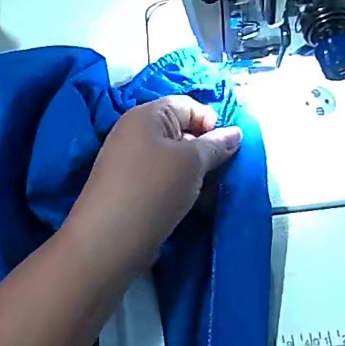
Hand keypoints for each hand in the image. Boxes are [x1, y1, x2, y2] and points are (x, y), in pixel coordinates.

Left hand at [56, 96, 242, 280]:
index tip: (229, 148)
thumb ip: (216, 146)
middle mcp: (134, 134)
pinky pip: (163, 182)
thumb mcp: (192, 162)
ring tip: (208, 196)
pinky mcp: (130, 190)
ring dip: (196, 176)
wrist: (109, 239)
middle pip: (181, 133)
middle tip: (223, 175)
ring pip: (174, 161)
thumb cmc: (153, 188)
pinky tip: (191, 208)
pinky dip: (180, 191)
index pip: (187, 105)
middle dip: (206, 152)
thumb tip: (235, 133)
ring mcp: (129, 163)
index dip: (211, 122)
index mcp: (146, 116)